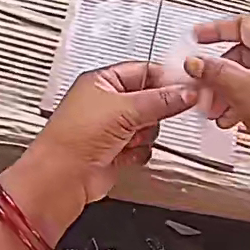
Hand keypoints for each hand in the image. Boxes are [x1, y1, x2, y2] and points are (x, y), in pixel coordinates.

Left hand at [17, 62, 196, 206]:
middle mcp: (106, 103)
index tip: (186, 88)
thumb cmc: (74, 137)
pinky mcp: (116, 151)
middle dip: (152, 113)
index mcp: (102, 81)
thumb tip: (186, 92)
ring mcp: (111, 128)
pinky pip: (142, 147)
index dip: (165, 80)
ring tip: (128, 139)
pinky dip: (138, 152)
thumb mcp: (125, 109)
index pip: (144, 71)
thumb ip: (161, 100)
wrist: (62, 178)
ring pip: (149, 126)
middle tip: (148, 118)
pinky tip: (124, 153)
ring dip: (143, 135)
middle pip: (150, 101)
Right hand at [182, 15, 249, 181]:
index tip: (198, 36)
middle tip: (203, 87)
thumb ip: (217, 72)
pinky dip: (244, 102)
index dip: (216, 30)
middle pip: (246, 54)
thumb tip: (198, 62)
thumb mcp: (246, 92)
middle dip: (219, 74)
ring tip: (216, 110)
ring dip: (229, 92)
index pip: (245, 25)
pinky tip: (232, 119)